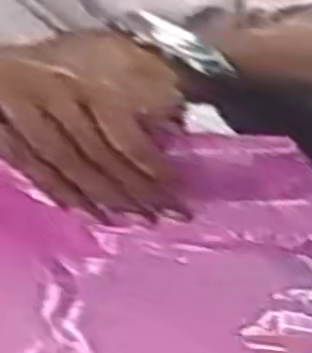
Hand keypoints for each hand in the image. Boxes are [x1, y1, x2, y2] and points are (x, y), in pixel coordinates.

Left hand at [0, 32, 182, 218]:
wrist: (145, 54)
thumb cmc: (97, 84)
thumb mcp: (57, 103)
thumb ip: (53, 135)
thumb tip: (79, 191)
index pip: (19, 151)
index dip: (58, 189)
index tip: (93, 219)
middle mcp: (17, 85)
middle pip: (62, 157)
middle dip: (105, 195)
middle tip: (139, 221)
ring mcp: (61, 89)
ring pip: (99, 156)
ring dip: (139, 192)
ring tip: (169, 215)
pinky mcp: (107, 97)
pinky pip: (133, 148)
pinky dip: (156, 173)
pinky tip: (175, 190)